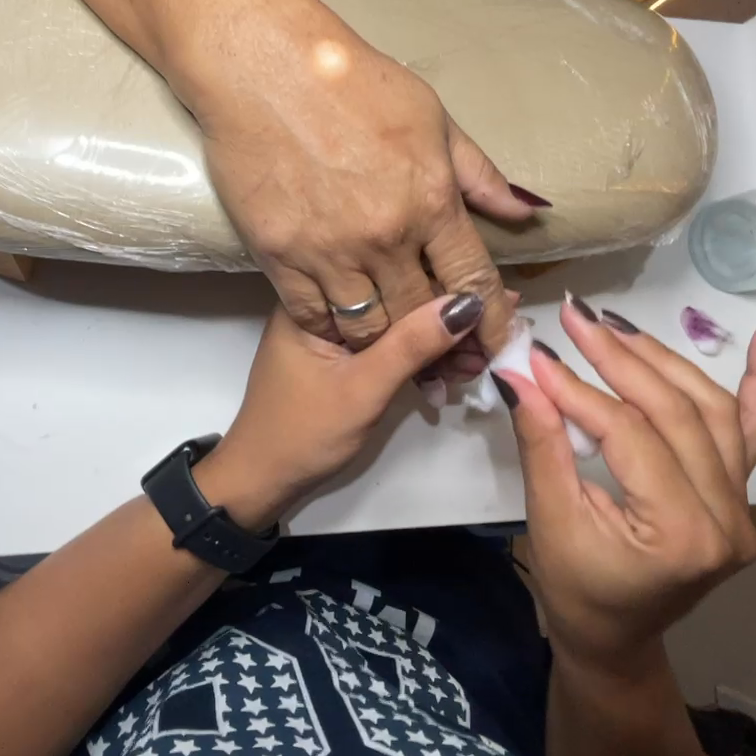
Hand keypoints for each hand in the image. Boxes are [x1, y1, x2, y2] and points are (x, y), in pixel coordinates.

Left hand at [196, 292, 486, 529]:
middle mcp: (325, 303)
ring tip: (477, 366)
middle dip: (446, 324)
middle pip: (397, 299)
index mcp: (316, 299)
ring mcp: (333, 329)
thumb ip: (411, 345)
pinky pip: (387, 345)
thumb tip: (469, 301)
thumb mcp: (363, 389)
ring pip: (397, 324)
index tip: (492, 309)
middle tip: (491, 345)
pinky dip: (417, 360)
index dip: (445, 291)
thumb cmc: (304, 433)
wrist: (263, 479)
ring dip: (437, 347)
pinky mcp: (341, 353)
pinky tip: (449, 375)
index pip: (389, 275)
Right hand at [198, 32, 540, 358]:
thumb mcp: (432, 117)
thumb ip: (478, 174)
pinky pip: (313, 315)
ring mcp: (328, 251)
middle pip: (421, 315)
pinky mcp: (279, 256)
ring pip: (367, 327)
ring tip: (388, 342)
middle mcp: (384, 237)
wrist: (264, 71)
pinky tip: (339, 322)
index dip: (489, 322)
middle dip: (439, 343)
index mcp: (430, 201)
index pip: (472, 281)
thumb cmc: (351, 83)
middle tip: (440, 354)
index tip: (493, 343)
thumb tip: (526, 212)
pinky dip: (331, 326)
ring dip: (383, 340)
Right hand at [495, 300, 755, 680]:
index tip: (536, 352)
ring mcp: (743, 506)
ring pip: (712, 409)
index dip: (579, 389)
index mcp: (682, 534)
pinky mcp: (740, 495)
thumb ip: (541, 441)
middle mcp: (729, 517)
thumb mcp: (549, 517)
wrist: (613, 638)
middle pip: (676, 413)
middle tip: (575, 316)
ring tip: (616, 325)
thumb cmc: (574, 589)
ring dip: (664, 360)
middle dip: (620, 358)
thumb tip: (519, 371)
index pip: (629, 435)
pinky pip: (755, 430)